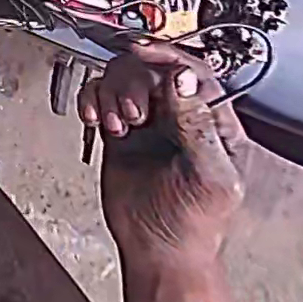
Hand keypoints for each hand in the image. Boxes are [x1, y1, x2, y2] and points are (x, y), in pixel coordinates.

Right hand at [81, 41, 249, 301]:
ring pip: (121, 75)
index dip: (166, 55)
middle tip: (132, 113)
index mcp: (212, 120)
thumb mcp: (209, 176)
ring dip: (110, 93)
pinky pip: (98, 94)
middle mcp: (178, 112)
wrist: (157, 250)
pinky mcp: (118, 126)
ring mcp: (146, 118)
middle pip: (149, 68)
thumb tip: (184, 78)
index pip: (191, 70)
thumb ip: (198, 126)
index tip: (141, 51)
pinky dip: (90, 99)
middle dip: (133, 84)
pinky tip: (95, 118)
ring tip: (116, 124)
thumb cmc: (194, 223)